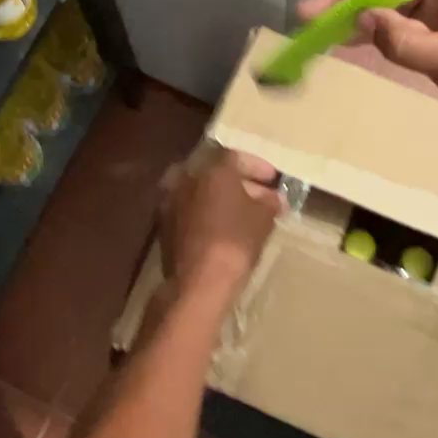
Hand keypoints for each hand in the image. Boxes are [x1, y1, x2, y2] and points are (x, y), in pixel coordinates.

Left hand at [157, 145, 282, 301]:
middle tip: (263, 197)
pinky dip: (207, 212)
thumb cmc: (235, 242)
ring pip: (201, 191)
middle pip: (217, 173)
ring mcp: (170, 199)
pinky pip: (190, 209)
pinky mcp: (163, 223)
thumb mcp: (263, 218)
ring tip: (244, 214)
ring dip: (222, 198)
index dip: (258, 167)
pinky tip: (223, 226)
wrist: (198, 282)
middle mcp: (186, 176)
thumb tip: (273, 198)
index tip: (273, 179)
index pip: (237, 156)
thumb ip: (269, 201)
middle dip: (242, 183)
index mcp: (212, 168)